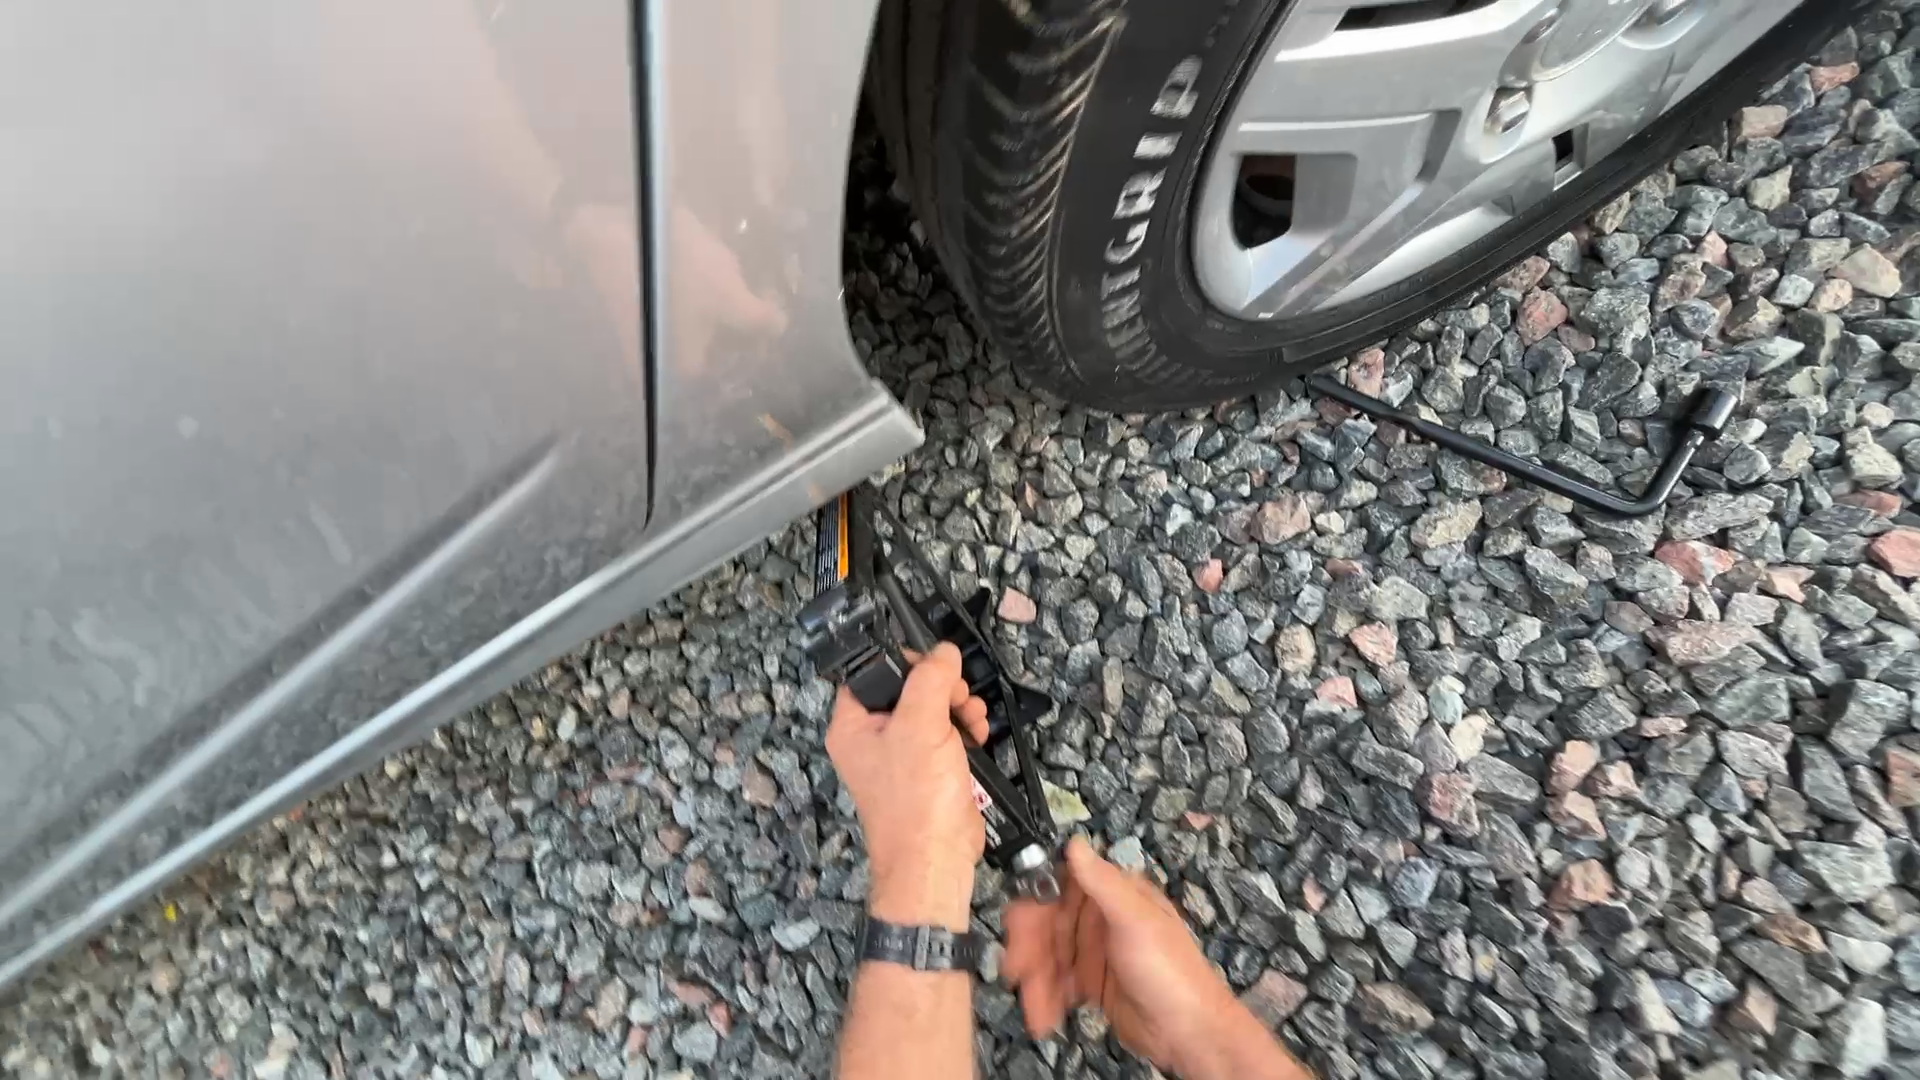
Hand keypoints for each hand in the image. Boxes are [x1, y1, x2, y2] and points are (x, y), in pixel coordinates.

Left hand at [826, 643, 990, 928]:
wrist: (937, 860)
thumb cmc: (916, 798)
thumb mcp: (920, 725)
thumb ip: (931, 680)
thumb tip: (944, 650)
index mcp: (852, 725)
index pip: (871, 673)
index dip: (904, 662)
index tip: (932, 666)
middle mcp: (873, 738)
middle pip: (908, 688)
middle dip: (941, 687)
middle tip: (958, 696)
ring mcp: (902, 755)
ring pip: (932, 709)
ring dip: (958, 707)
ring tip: (973, 717)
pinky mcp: (928, 769)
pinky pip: (946, 733)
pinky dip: (964, 729)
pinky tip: (978, 735)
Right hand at [1004, 838, 1311, 1079]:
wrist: (1192, 1035)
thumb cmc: (1169, 969)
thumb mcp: (1136, 920)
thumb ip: (1102, 882)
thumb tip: (1074, 842)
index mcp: (1112, 893)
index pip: (1059, 884)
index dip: (1034, 902)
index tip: (1017, 924)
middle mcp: (1099, 916)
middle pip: (1048, 923)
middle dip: (1030, 949)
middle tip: (1017, 972)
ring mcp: (1094, 950)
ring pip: (1049, 955)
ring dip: (1036, 980)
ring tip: (1035, 1011)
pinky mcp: (1091, 982)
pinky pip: (1057, 982)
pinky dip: (1046, 997)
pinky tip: (1043, 1017)